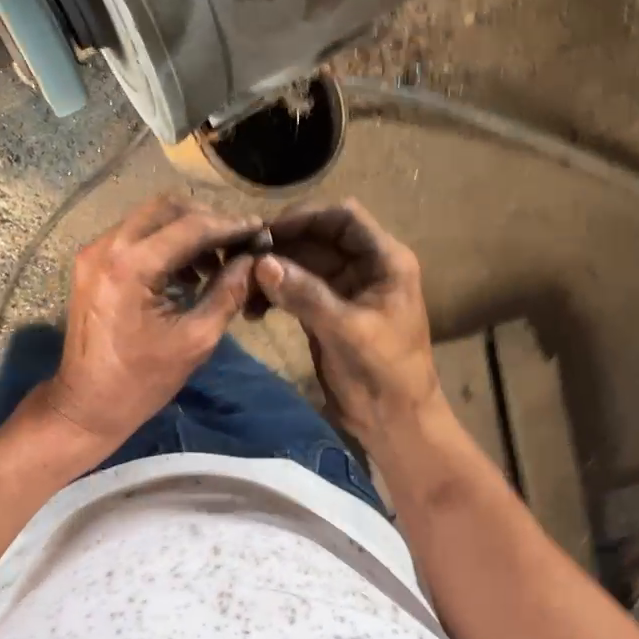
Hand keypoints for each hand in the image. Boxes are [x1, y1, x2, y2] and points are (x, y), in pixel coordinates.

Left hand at [41, 196, 262, 445]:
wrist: (85, 404)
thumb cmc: (142, 380)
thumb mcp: (195, 339)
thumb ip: (227, 292)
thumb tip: (254, 261)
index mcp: (130, 266)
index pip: (190, 226)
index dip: (229, 224)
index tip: (259, 229)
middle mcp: (107, 247)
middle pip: (167, 207)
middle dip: (206, 219)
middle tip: (236, 242)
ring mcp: (94, 252)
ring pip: (150, 217)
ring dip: (186, 229)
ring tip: (216, 261)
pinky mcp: (91, 262)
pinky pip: (134, 235)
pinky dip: (164, 242)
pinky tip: (187, 271)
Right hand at [253, 199, 442, 445]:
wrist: (394, 421)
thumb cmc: (385, 371)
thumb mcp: (347, 329)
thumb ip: (306, 294)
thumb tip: (262, 263)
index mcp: (385, 260)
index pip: (343, 217)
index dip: (306, 217)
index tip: (269, 232)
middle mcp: (364, 267)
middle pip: (317, 238)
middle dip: (282, 246)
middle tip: (243, 259)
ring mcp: (343, 289)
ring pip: (301, 263)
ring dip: (273, 271)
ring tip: (244, 286)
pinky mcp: (324, 312)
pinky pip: (294, 290)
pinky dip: (274, 293)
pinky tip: (254, 308)